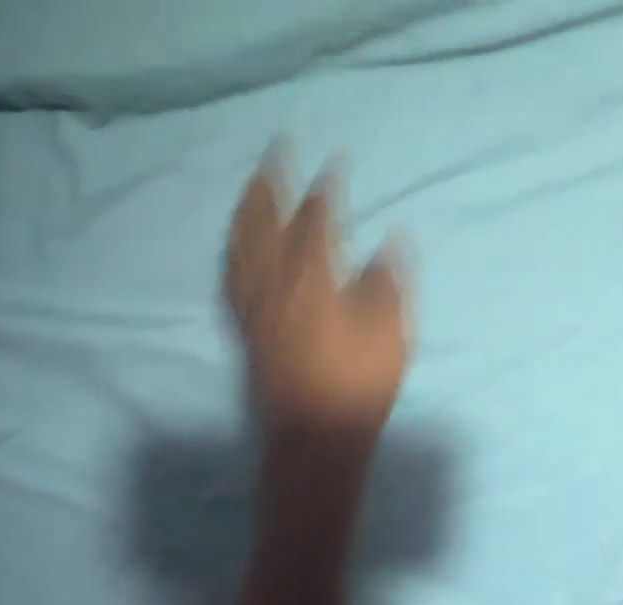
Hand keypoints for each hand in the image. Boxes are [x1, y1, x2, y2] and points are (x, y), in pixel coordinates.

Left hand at [226, 146, 410, 444]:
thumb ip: (388, 283)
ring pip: (239, 243)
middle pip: (263, 219)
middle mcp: (273, 281)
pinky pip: (231, 274)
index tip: (335, 163)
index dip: (326, 188)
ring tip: (253, 185)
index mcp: (312, 279)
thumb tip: (391, 240)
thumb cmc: (359, 388)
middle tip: (278, 148)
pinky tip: (236, 244)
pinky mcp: (244, 328)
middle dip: (270, 179)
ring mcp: (253, 305)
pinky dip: (234, 248)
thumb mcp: (391, 336)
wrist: (314, 439)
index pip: (316, 218)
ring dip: (246, 207)